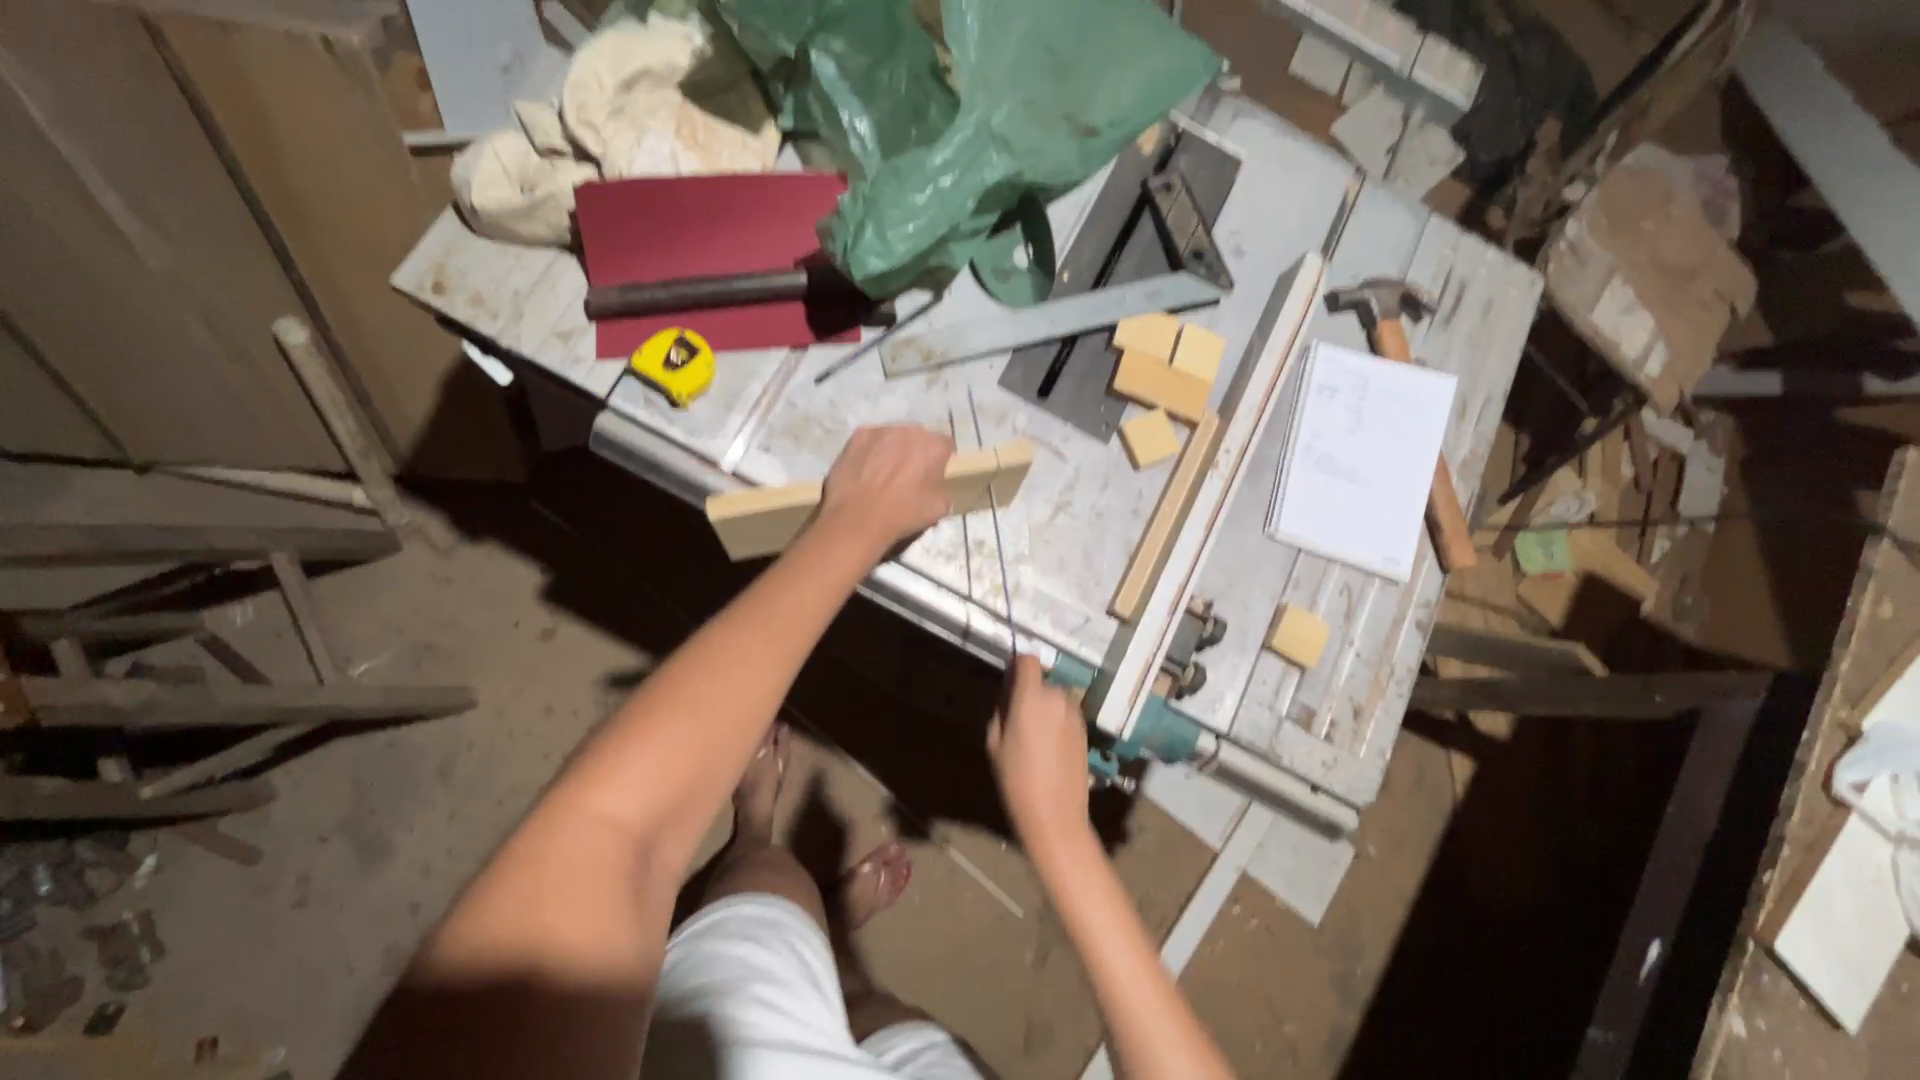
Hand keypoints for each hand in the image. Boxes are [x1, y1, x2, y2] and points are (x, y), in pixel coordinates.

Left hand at [817, 424, 954, 552]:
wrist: (858, 517)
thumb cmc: (902, 513)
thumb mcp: (939, 509)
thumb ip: (942, 489)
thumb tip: (936, 487)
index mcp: (934, 447)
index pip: (946, 445)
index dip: (942, 459)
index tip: (934, 473)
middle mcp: (910, 430)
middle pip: (918, 437)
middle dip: (916, 451)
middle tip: (908, 473)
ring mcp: (882, 430)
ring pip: (894, 436)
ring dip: (893, 449)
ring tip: (883, 472)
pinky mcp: (858, 435)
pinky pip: (871, 440)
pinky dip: (871, 450)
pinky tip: (865, 469)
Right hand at [988, 655, 1091, 855]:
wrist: (1056, 814)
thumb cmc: (1017, 779)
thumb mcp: (995, 742)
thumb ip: (1002, 708)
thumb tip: (1008, 692)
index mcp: (1033, 697)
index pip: (1028, 659)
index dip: (1017, 665)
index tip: (1008, 682)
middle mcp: (1058, 697)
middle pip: (1042, 679)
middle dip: (1029, 690)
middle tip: (1015, 716)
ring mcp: (1076, 713)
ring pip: (1055, 697)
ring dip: (1044, 705)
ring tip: (1033, 736)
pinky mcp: (1085, 729)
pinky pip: (1066, 713)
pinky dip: (1056, 720)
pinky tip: (1049, 747)